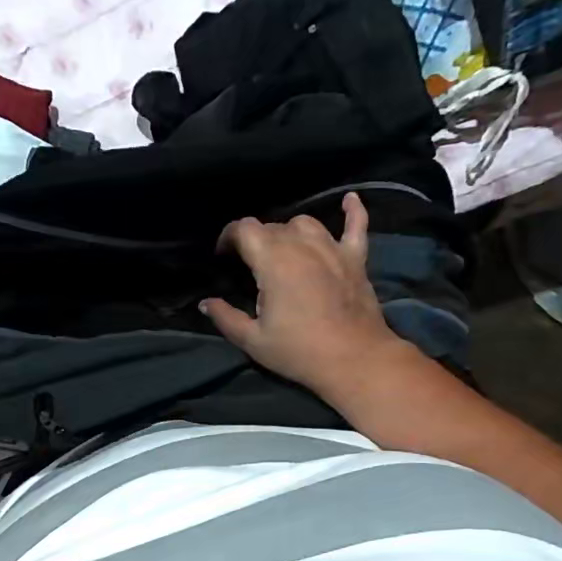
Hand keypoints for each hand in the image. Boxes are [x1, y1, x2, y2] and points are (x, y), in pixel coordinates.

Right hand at [201, 192, 417, 403]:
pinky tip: (349, 200)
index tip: (222, 255)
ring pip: (304, 223)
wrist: (355, 360)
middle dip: (255, 241)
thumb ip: (226, 318)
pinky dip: (352, 211)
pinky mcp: (356, 258)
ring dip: (288, 232)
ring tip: (282, 251)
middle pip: (272, 227)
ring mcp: (332, 249)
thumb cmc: (299, 351)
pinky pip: (356, 225)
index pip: (244, 229)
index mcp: (273, 261)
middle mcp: (302, 246)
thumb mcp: (253, 341)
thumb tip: (206, 303)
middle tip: (249, 265)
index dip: (229, 237)